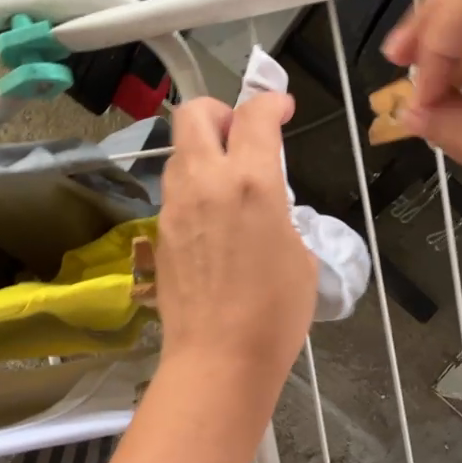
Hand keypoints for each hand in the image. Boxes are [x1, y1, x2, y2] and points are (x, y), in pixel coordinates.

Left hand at [156, 94, 317, 389]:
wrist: (219, 360)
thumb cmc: (274, 316)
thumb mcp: (301, 259)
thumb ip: (282, 217)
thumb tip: (267, 211)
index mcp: (250, 182)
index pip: (254, 115)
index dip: (270, 102)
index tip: (281, 107)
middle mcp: (205, 183)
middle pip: (195, 114)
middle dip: (219, 112)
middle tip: (240, 135)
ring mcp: (175, 209)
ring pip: (179, 155)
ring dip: (203, 154)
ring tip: (227, 184)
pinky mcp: (161, 238)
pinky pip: (175, 196)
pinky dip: (194, 193)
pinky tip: (213, 225)